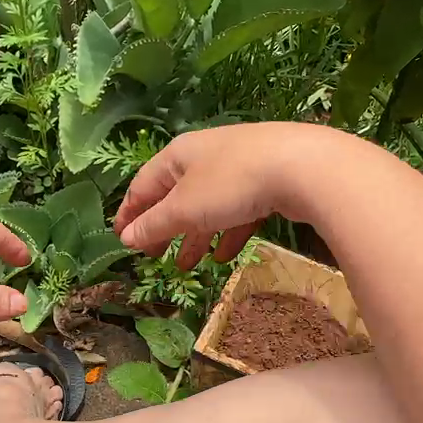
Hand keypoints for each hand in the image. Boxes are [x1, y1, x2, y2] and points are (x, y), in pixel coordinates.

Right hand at [115, 123, 369, 269]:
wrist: (302, 166)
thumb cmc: (230, 183)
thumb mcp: (184, 208)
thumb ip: (154, 225)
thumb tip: (126, 238)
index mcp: (177, 156)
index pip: (142, 186)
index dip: (129, 214)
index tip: (120, 239)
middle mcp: (204, 157)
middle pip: (174, 196)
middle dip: (163, 228)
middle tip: (154, 257)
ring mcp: (237, 167)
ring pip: (206, 206)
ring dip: (194, 237)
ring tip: (188, 266)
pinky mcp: (265, 181)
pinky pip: (237, 211)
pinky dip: (226, 233)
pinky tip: (225, 257)